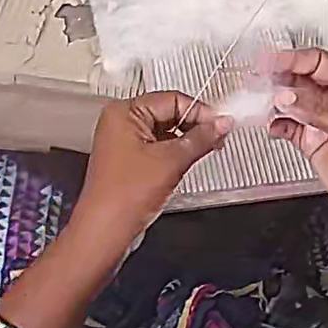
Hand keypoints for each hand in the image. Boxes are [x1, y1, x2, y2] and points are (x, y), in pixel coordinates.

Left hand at [73, 91, 230, 237]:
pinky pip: (158, 148)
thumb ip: (201, 138)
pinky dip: (175, 153)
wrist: (106, 229)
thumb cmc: (123, 196)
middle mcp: (120, 123)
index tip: (221, 124)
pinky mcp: (129, 161)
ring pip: (165, 132)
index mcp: (124, 112)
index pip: (172, 99)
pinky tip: (187, 163)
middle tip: (217, 138)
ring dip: (186, 141)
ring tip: (204, 151)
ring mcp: (123, 142)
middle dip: (194, 126)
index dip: (200, 111)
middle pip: (169, 113)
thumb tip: (220, 124)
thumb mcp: (171, 161)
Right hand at [266, 48, 327, 242]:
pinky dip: (275, 125)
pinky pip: (288, 128)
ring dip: (273, 101)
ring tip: (259, 103)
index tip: (270, 62)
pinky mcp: (314, 146)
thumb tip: (289, 96)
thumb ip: (323, 112)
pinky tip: (271, 126)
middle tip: (257, 81)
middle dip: (278, 78)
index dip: (293, 59)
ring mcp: (324, 125)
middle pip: (300, 80)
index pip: (319, 63)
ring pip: (291, 103)